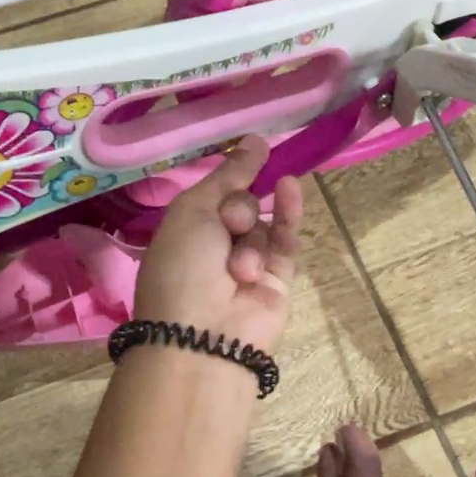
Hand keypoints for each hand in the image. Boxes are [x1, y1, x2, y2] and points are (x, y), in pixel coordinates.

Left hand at [131, 135, 304, 351]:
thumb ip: (229, 175)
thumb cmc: (183, 268)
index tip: (254, 150)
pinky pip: (285, 239)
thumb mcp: (194, 210)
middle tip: (229, 227)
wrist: (205, 337)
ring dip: (253, 235)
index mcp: (184, 234)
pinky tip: (292, 187)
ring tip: (241, 266)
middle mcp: (215, 248)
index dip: (230, 177)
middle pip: (240, 205)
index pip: (213, 194)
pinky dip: (288, 214)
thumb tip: (256, 139)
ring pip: (262, 225)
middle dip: (238, 210)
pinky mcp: (278, 279)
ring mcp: (248, 263)